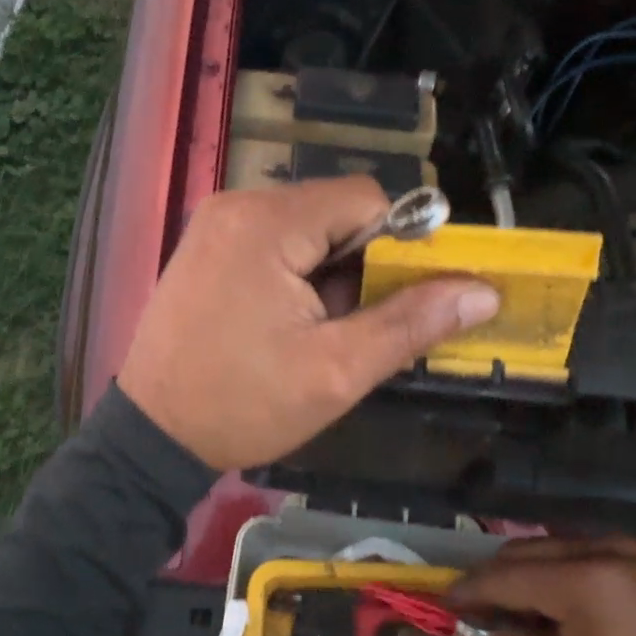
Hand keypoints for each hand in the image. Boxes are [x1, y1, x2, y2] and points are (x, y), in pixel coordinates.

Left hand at [117, 177, 498, 469]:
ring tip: (319, 336)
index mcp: (267, 222)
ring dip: (330, 277)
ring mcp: (214, 226)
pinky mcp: (203, 251)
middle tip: (356, 330)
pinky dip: (296, 278)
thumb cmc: (243, 405)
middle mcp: (237, 205)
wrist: (152, 436)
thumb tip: (483, 293)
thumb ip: (410, 324)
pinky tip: (288, 327)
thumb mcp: (336, 371)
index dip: (401, 244)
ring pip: (306, 231)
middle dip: (361, 266)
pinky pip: (271, 246)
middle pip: (334, 213)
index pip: (366, 199)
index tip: (405, 299)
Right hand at [448, 537, 635, 635]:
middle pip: (526, 552)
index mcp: (577, 579)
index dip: (466, 592)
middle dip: (494, 579)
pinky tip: (572, 607)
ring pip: (560, 548)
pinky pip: (593, 555)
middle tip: (476, 614)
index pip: (501, 577)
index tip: (441, 607)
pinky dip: (564, 573)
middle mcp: (601, 550)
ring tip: (520, 612)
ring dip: (529, 573)